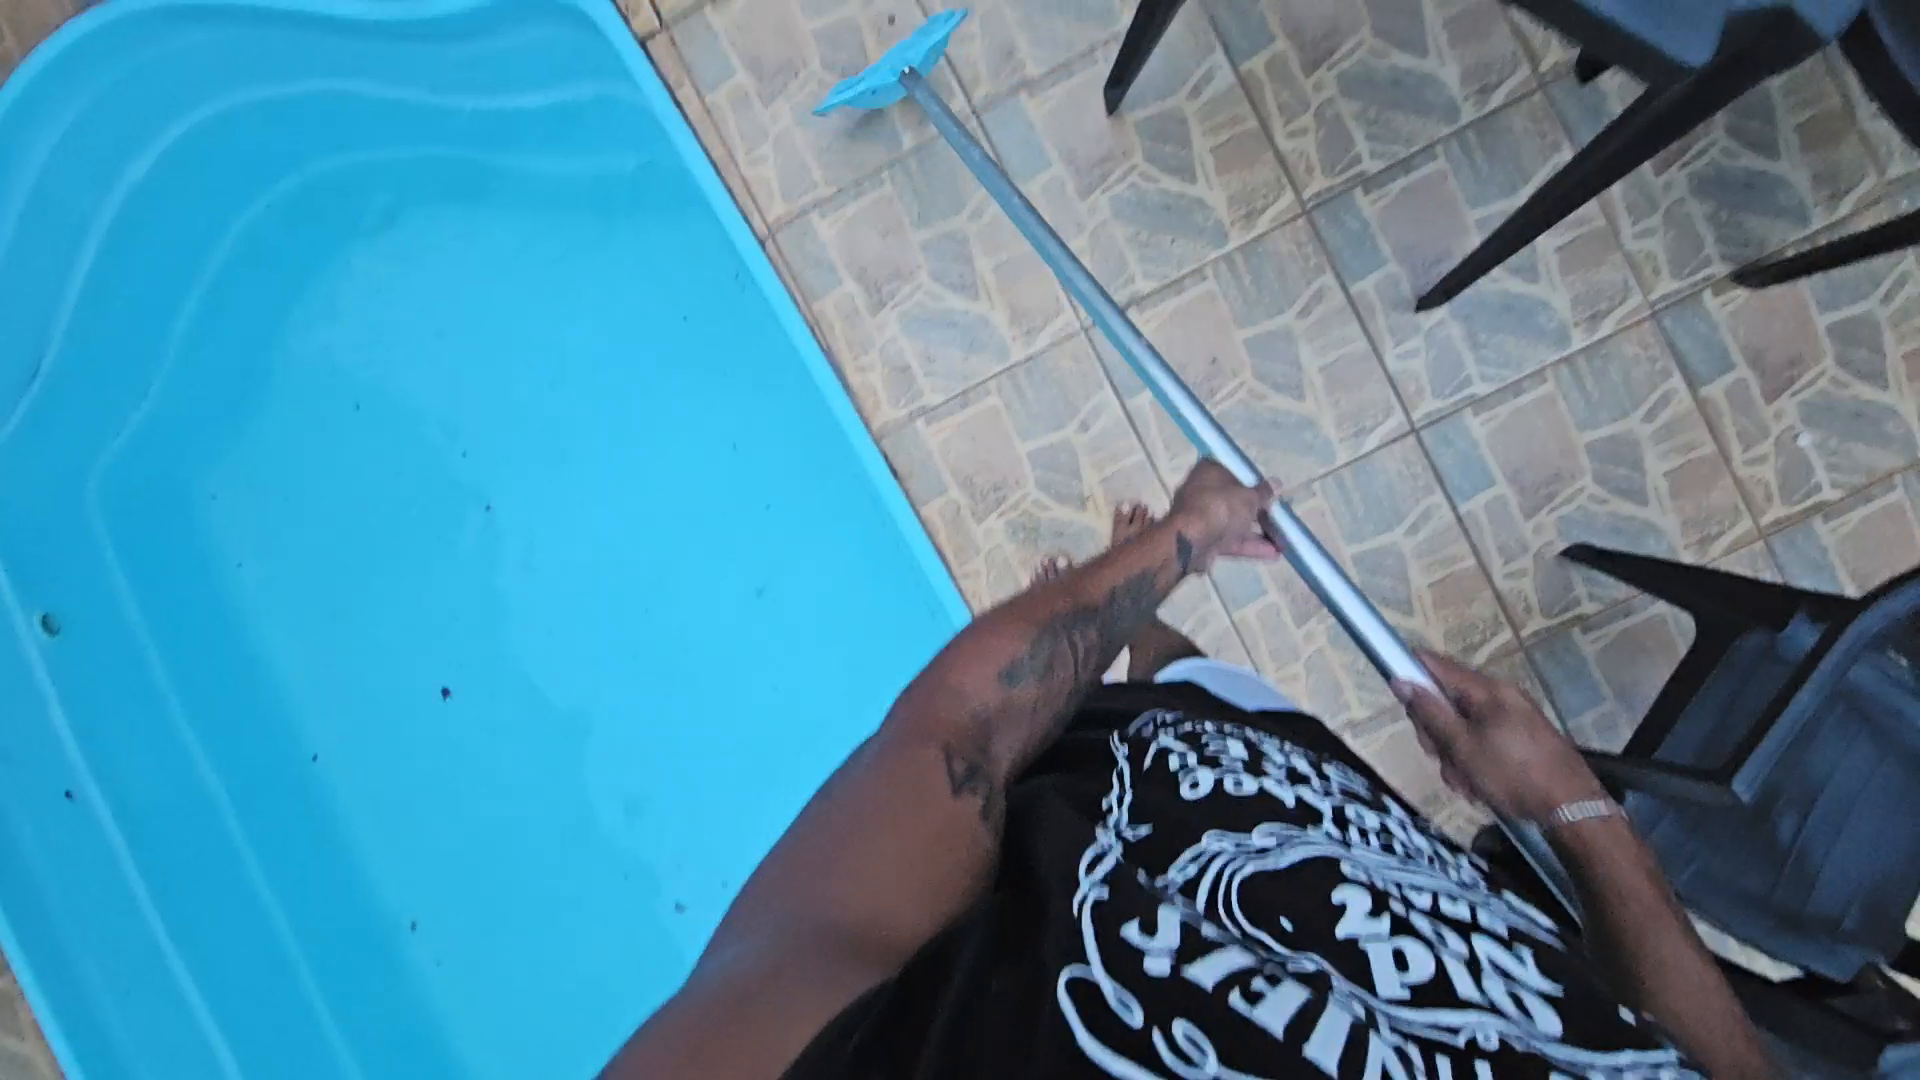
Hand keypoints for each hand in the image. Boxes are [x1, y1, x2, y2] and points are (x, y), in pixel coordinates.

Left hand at [1166, 460, 1281, 572]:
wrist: (1191, 541)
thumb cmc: (1221, 507)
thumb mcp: (1249, 497)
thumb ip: (1264, 492)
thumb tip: (1276, 483)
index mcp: (1208, 471)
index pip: (1234, 472)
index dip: (1253, 482)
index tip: (1270, 492)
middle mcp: (1202, 491)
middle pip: (1235, 500)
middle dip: (1259, 511)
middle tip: (1280, 518)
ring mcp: (1201, 517)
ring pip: (1234, 522)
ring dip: (1258, 532)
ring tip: (1283, 542)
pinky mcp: (1203, 538)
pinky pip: (1229, 540)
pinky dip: (1249, 546)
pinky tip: (1273, 554)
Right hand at [1392, 650, 1606, 823]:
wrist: (1575, 812)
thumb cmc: (1512, 774)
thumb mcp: (1461, 745)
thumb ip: (1429, 711)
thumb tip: (1400, 679)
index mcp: (1486, 690)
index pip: (1435, 665)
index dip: (1411, 675)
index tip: (1400, 700)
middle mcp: (1499, 697)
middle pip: (1445, 699)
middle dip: (1435, 730)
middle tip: (1437, 755)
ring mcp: (1512, 718)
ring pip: (1460, 726)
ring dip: (1453, 753)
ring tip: (1464, 780)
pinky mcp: (1520, 740)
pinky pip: (1481, 740)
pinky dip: (1472, 760)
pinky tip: (1478, 784)